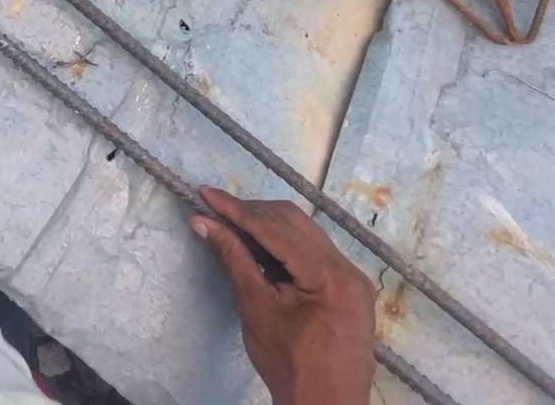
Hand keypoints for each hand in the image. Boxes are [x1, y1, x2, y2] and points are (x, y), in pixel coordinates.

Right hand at [191, 187, 375, 404]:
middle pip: (292, 221)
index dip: (236, 208)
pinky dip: (282, 240)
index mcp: (330, 276)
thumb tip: (201, 220)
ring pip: (303, 230)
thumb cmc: (288, 361)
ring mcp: (353, 278)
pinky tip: (258, 245)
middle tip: (215, 211)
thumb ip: (232, 255)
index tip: (204, 194)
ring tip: (232, 224)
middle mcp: (348, 270)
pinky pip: (312, 248)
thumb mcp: (255, 305)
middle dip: (250, 212)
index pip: (275, 228)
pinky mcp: (349, 287)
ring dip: (265, 223)